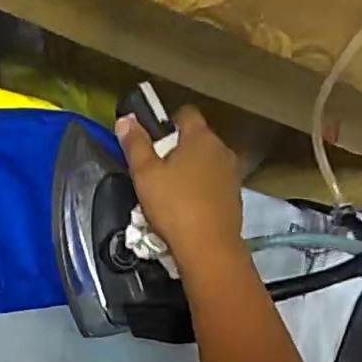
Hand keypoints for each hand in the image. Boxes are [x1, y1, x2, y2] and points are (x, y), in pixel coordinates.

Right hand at [115, 105, 243, 267]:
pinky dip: (202, 192)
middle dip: (178, 151)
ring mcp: (233, 173)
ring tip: (172, 196)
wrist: (208, 247)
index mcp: (200, 138)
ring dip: (191, 173)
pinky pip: (215, 185)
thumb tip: (125, 119)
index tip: (153, 142)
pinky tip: (188, 211)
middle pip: (197, 140)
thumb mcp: (145, 176)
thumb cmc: (174, 207)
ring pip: (207, 164)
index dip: (168, 123)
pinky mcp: (235, 197)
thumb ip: (135, 146)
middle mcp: (222, 149)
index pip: (186, 114)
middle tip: (157, 174)